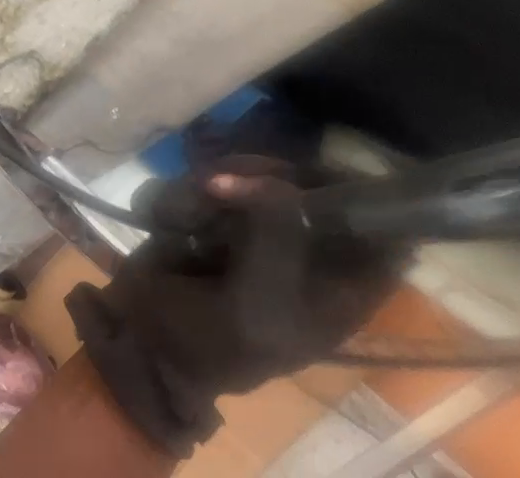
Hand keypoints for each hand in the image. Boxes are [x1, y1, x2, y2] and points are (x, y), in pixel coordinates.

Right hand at [65, 162, 406, 456]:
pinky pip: (197, 183)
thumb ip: (277, 238)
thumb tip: (274, 177)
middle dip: (263, 177)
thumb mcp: (256, 302)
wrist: (136, 342)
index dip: (359, 195)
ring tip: (178, 214)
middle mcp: (305, 250)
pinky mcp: (204, 217)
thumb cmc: (209, 342)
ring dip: (206, 185)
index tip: (309, 176)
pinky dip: (174, 193)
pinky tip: (159, 218)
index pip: (383, 227)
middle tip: (221, 182)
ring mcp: (252, 229)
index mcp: (342, 284)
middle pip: (308, 185)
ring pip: (247, 176)